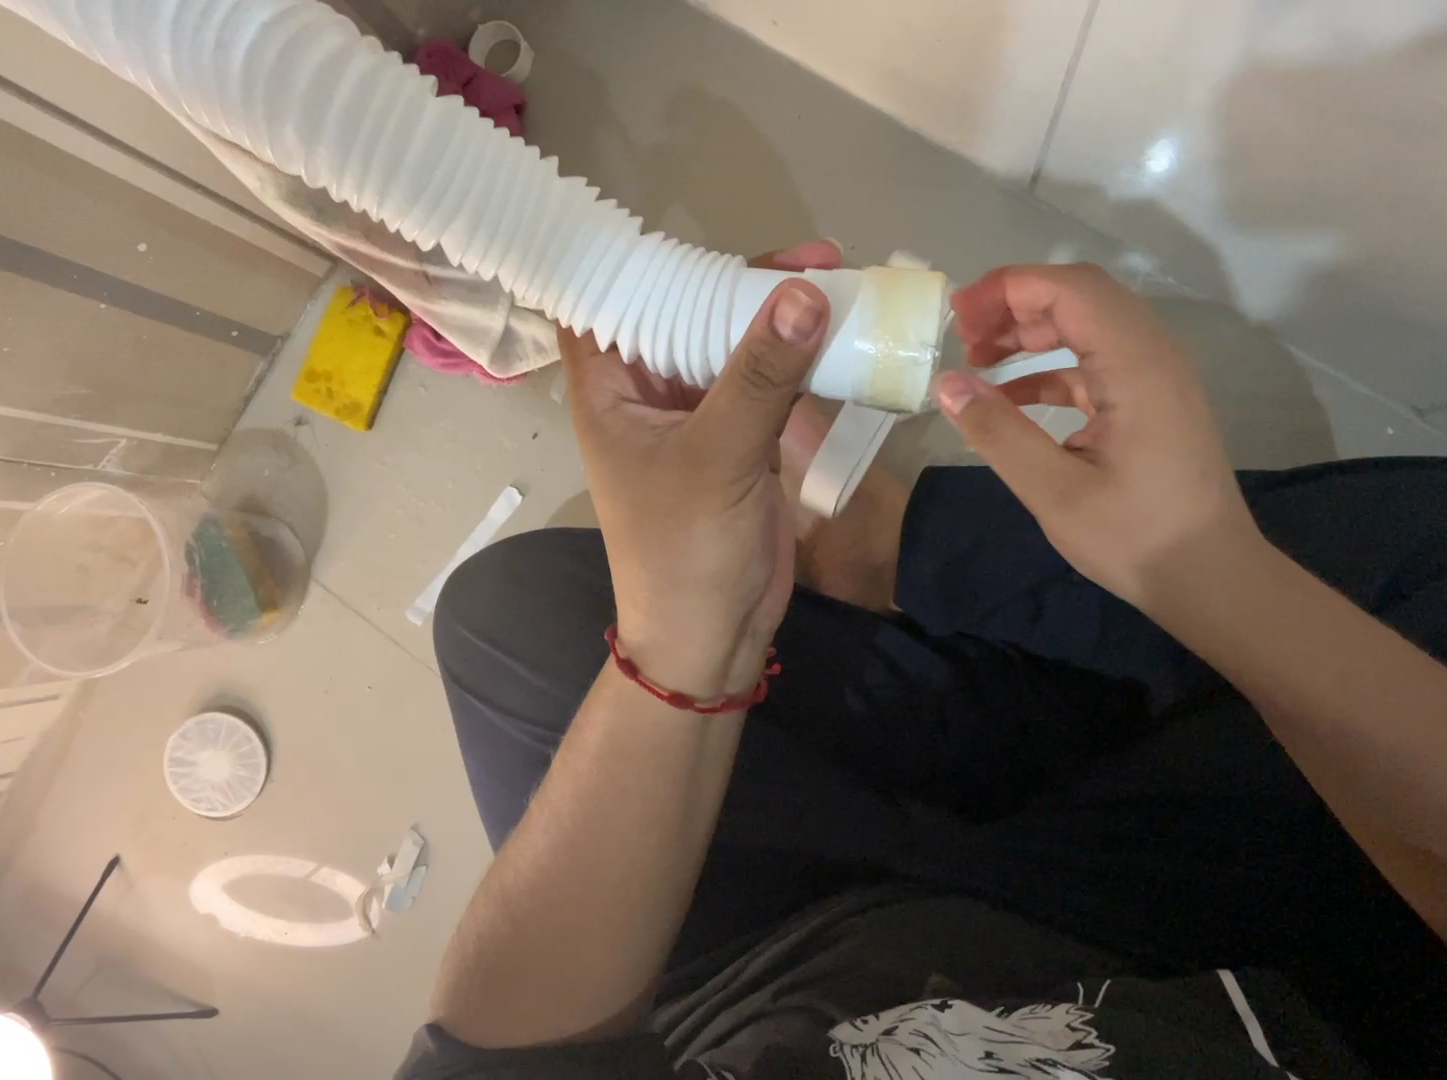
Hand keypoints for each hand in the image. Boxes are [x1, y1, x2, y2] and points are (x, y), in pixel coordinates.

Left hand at [563, 242, 839, 698]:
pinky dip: (798, 360)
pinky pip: (766, 383)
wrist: (715, 634)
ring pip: (734, 346)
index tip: (692, 226)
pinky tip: (836, 335)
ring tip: (837, 280)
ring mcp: (699, 416)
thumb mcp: (718, 457)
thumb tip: (804, 293)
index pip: (609, 300)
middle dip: (742, 283)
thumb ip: (759, 376)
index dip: (639, 258)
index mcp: (611, 389)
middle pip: (687, 313)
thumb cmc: (688, 551)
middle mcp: (649, 392)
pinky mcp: (741, 439)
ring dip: (778, 319)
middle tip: (810, 257)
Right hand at [935, 263, 1261, 604]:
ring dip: (1031, 334)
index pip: (1070, 290)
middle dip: (1015, 306)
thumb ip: (998, 432)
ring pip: (1088, 327)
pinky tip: (1010, 397)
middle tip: (961, 338)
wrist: (1210, 578)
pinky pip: (1095, 364)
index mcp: (1136, 365)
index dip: (1008, 288)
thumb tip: (946, 383)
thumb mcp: (1054, 491)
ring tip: (978, 361)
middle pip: (1080, 298)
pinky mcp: (1151, 402)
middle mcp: (1153, 355)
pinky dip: (1050, 369)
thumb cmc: (1134, 538)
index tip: (957, 316)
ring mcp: (1157, 377)